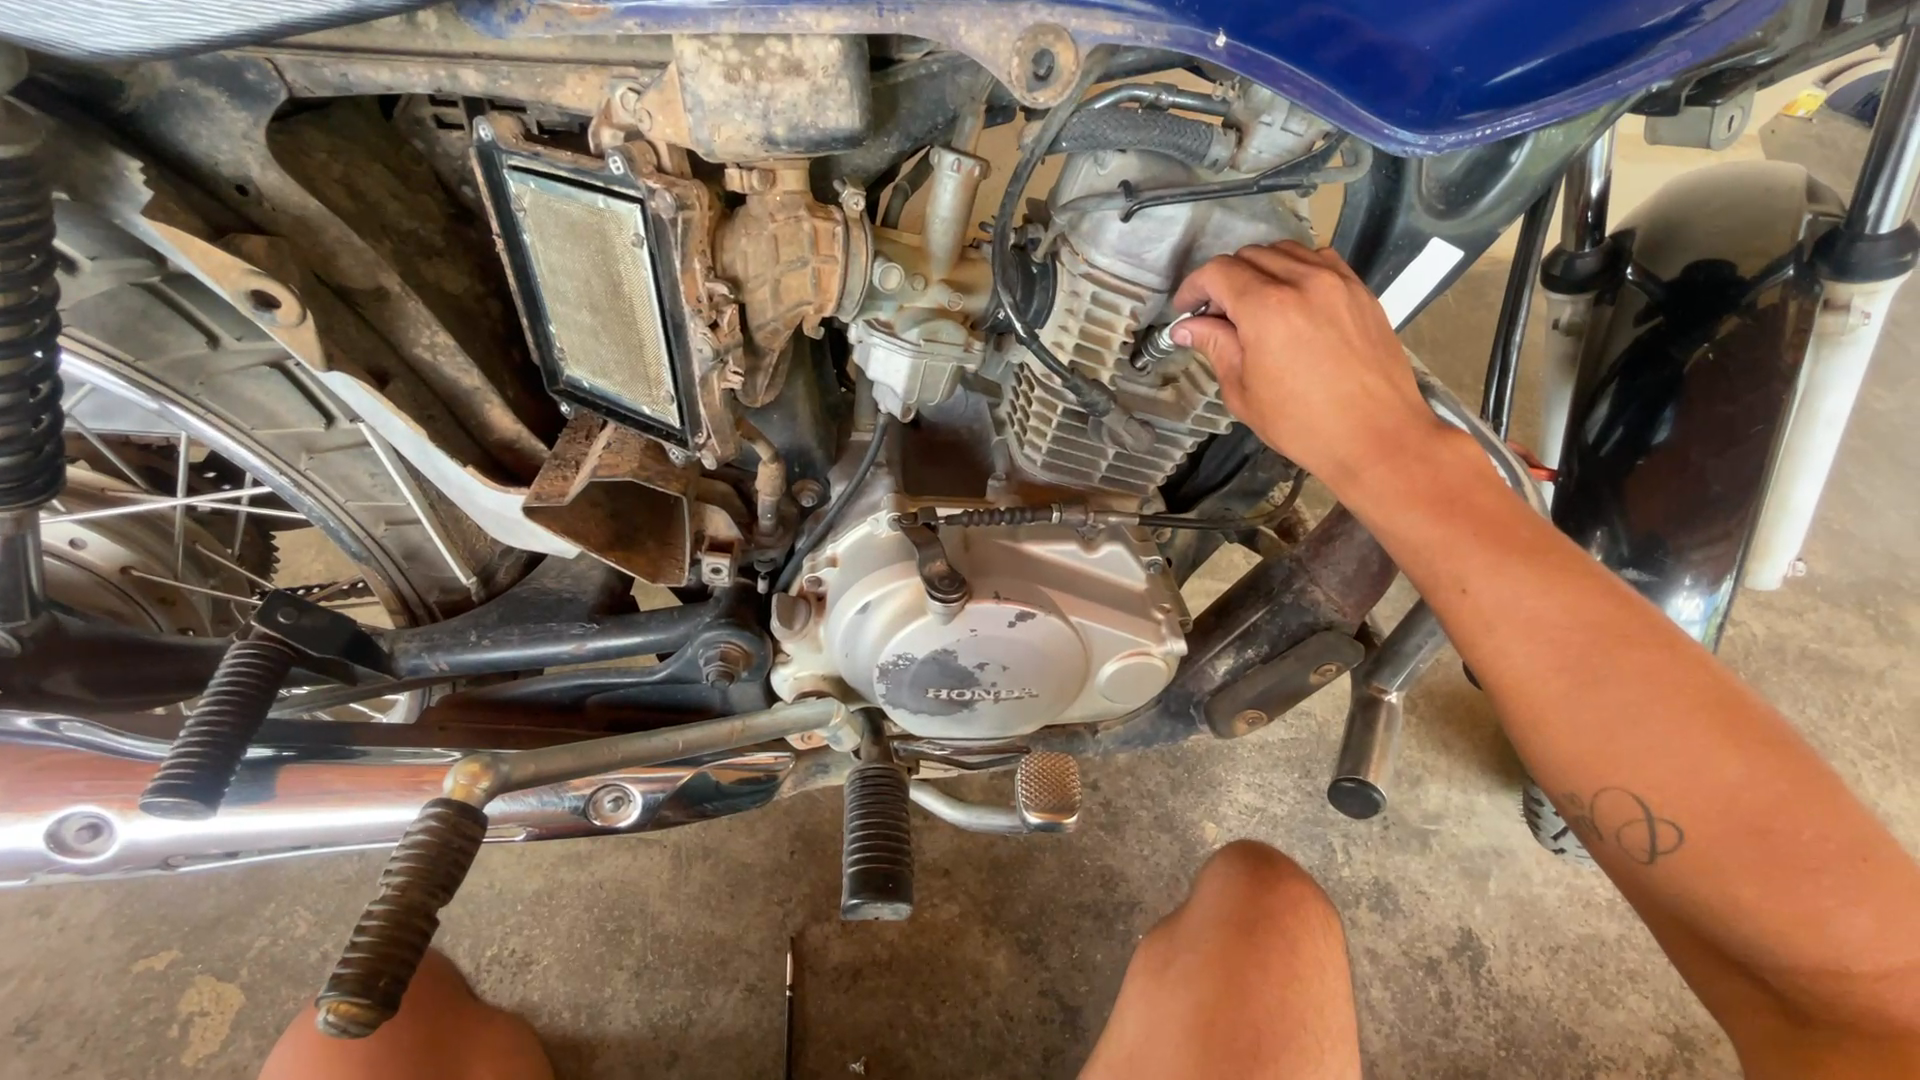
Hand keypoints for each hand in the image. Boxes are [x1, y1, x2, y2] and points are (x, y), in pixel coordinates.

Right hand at [1171, 241, 1445, 484]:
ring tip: (1251, 305)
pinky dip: (1295, 269)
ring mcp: (1337, 281)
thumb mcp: (1243, 391)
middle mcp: (1303, 281)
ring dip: (1258, 270)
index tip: (1185, 310)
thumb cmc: (1302, 424)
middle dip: (1223, 280)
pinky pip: (1319, 260)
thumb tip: (1187, 327)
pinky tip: (1290, 299)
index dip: (1194, 287)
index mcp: (1267, 308)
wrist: (1376, 436)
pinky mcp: (1359, 290)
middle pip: (1249, 256)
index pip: (1218, 272)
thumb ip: (1215, 347)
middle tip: (1215, 315)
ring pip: (1284, 251)